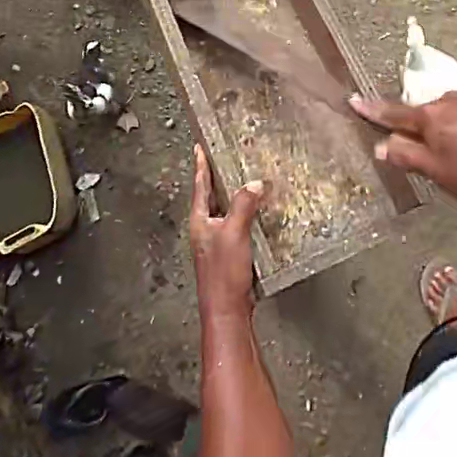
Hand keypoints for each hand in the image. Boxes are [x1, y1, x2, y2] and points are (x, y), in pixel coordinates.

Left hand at [188, 145, 265, 318]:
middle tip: (224, 159)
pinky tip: (257, 214)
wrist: (227, 308)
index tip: (199, 148)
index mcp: (200, 221)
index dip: (201, 166)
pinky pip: (236, 225)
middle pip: (211, 197)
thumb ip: (243, 206)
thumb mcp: (234, 232)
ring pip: (224, 211)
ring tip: (244, 182)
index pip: (200, 187)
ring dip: (233, 197)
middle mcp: (204, 230)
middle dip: (217, 179)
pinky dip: (244, 215)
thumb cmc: (223, 273)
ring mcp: (215, 242)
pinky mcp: (228, 253)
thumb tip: (254, 184)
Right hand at [349, 93, 456, 202]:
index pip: (393, 114)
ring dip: (444, 130)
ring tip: (453, 153)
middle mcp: (449, 102)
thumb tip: (382, 148)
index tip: (355, 100)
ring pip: (448, 115)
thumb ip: (409, 158)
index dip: (372, 111)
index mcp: (429, 118)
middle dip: (414, 126)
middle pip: (422, 114)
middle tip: (409, 140)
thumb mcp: (439, 170)